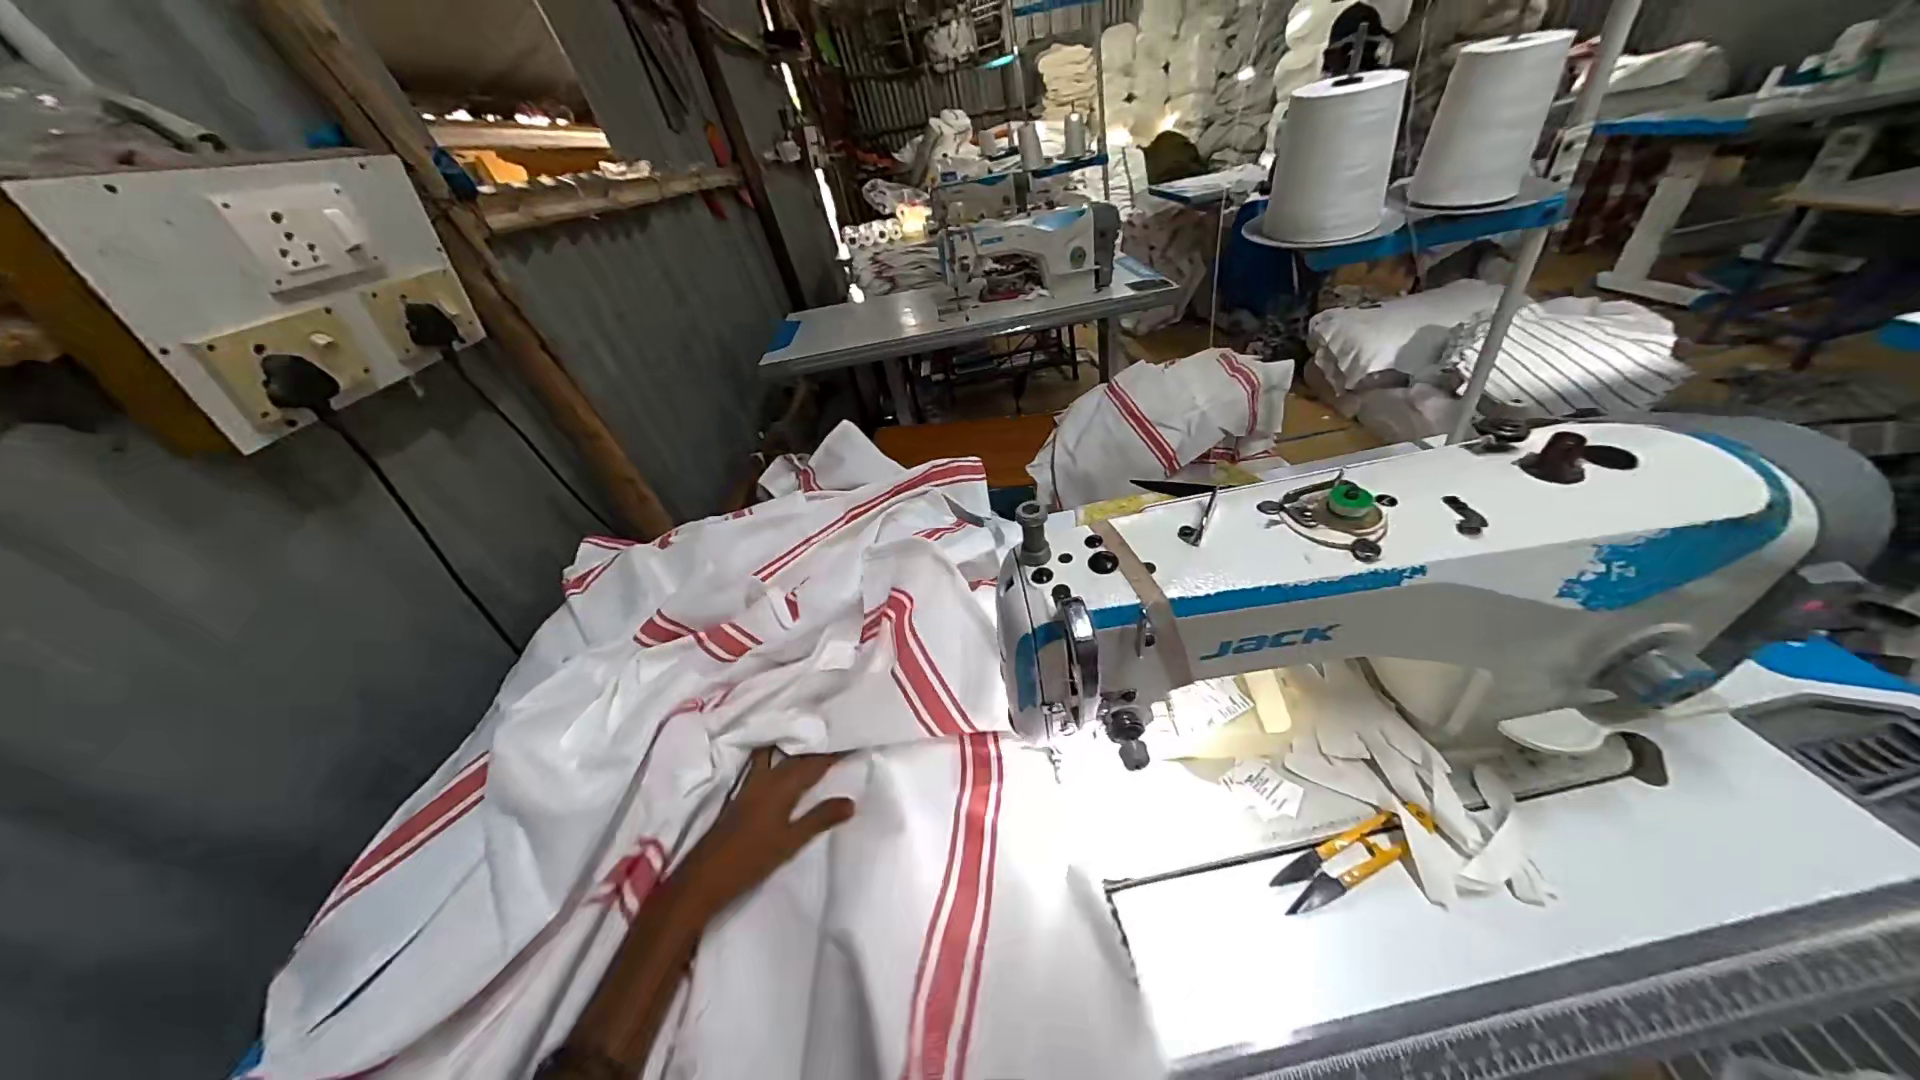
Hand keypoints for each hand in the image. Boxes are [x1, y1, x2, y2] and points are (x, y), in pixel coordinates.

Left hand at [671, 748, 855, 915]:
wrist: (704, 877)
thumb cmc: (751, 859)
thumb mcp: (791, 842)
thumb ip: (820, 819)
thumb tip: (851, 800)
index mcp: (781, 786)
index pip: (813, 762)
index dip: (833, 751)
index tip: (852, 738)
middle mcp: (765, 778)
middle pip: (795, 755)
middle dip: (817, 746)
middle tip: (839, 737)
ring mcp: (750, 785)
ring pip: (776, 755)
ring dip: (793, 746)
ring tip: (810, 739)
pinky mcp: (741, 794)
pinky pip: (764, 762)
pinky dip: (777, 755)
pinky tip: (781, 759)